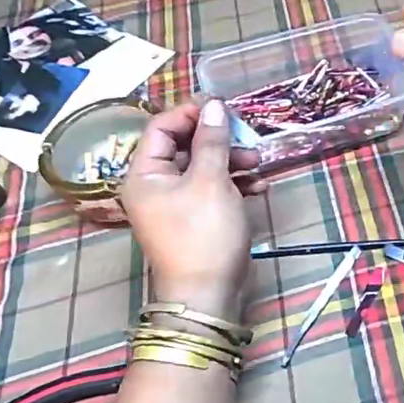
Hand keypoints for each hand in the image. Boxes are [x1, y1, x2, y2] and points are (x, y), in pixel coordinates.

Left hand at [120, 99, 261, 319]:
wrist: (207, 296)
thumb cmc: (204, 235)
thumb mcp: (211, 181)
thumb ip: (212, 140)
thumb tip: (214, 106)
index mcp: (143, 174)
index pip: (161, 127)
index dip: (191, 113)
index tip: (224, 108)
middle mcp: (153, 187)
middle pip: (184, 147)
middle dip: (218, 140)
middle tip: (248, 138)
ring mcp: (174, 206)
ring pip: (202, 169)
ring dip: (231, 162)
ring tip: (259, 164)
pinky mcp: (194, 221)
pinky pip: (211, 192)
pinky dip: (233, 185)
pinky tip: (259, 186)